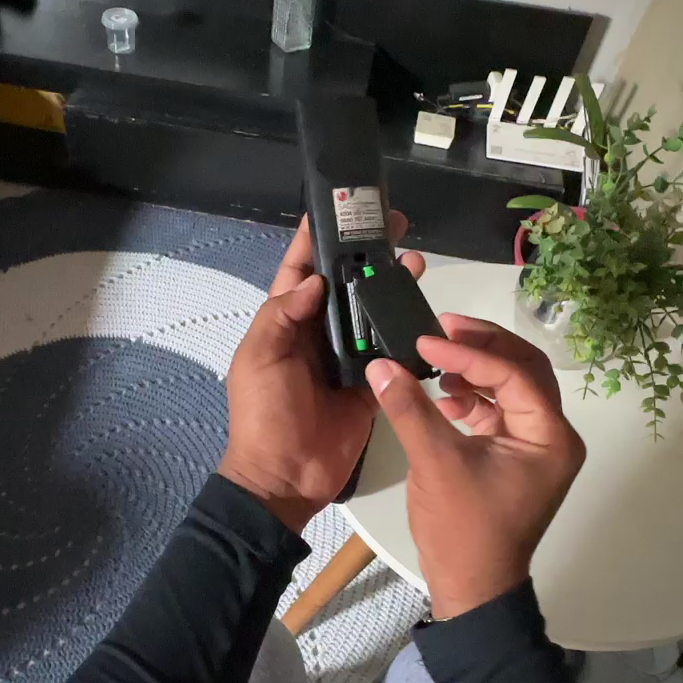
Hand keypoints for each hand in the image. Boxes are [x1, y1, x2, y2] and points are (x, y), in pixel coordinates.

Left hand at [218, 212, 425, 530]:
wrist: (286, 476)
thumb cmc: (265, 413)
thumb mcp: (259, 357)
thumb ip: (281, 314)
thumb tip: (316, 279)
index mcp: (284, 321)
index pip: (300, 270)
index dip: (317, 238)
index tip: (341, 206)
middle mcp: (317, 333)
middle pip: (344, 285)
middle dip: (365, 255)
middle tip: (394, 225)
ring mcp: (346, 357)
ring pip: (371, 313)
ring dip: (390, 287)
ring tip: (416, 260)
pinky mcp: (371, 383)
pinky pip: (391, 351)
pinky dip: (406, 331)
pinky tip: (424, 310)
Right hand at [365, 316, 584, 618]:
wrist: (471, 586)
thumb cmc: (463, 529)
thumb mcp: (436, 463)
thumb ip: (410, 409)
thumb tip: (380, 365)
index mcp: (550, 437)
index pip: (514, 374)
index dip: (470, 352)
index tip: (427, 341)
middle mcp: (551, 437)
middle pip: (523, 371)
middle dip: (483, 346)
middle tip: (441, 327)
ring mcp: (532, 447)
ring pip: (511, 388)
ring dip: (476, 369)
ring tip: (436, 358)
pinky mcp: (511, 457)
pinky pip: (496, 412)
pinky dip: (471, 397)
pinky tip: (442, 394)